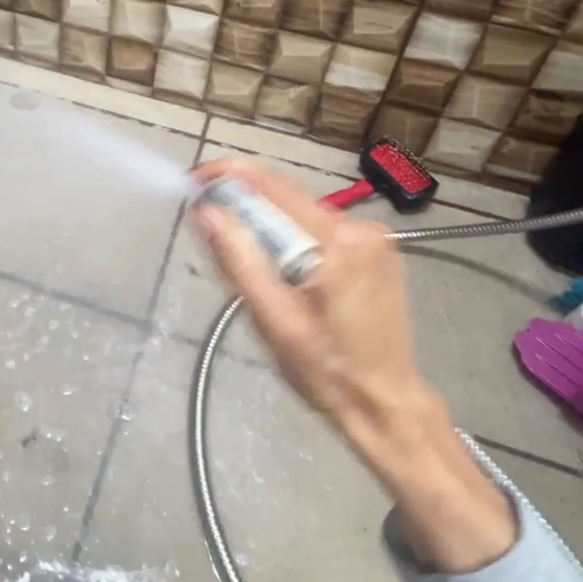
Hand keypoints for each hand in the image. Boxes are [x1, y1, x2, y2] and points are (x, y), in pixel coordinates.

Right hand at [190, 157, 426, 442]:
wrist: (386, 406)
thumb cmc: (325, 369)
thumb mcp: (273, 318)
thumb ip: (238, 259)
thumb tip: (206, 211)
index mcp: (340, 240)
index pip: (276, 187)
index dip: (231, 175)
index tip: (195, 178)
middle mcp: (363, 228)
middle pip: (290, 200)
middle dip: (246, 205)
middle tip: (208, 225)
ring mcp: (377, 240)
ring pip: (304, 216)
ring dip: (268, 226)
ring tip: (240, 256)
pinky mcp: (378, 254)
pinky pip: (322, 232)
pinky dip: (293, 239)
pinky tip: (278, 269)